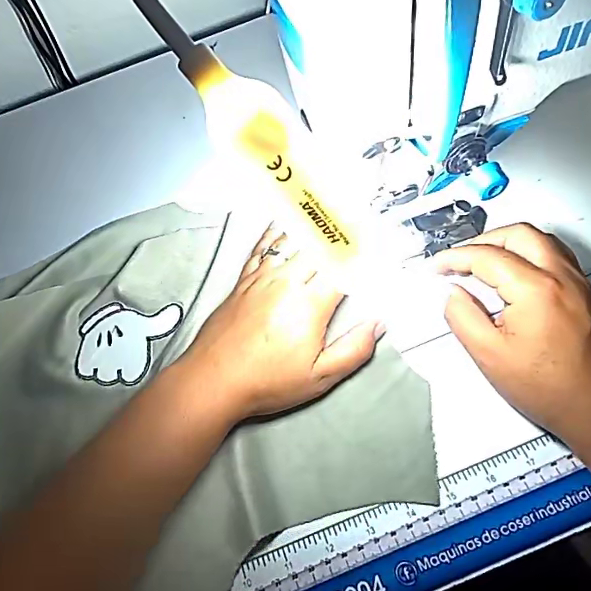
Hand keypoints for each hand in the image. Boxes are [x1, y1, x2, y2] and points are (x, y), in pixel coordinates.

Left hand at [171, 225, 382, 423]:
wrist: (211, 381)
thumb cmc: (264, 382)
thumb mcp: (319, 378)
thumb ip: (353, 350)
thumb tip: (375, 326)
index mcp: (309, 305)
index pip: (345, 267)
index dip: (364, 252)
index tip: (378, 240)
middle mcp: (286, 283)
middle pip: (320, 246)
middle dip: (343, 230)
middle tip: (361, 216)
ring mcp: (262, 279)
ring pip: (292, 240)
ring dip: (313, 224)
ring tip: (329, 208)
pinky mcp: (243, 282)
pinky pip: (262, 248)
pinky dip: (276, 232)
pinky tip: (283, 221)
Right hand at [432, 224, 590, 444]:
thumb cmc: (555, 391)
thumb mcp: (491, 357)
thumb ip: (463, 317)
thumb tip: (453, 294)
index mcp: (537, 288)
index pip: (487, 256)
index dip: (455, 257)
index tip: (438, 265)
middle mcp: (562, 276)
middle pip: (517, 234)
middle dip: (483, 240)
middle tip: (460, 260)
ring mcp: (579, 283)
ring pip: (541, 240)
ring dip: (509, 242)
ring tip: (486, 263)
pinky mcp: (588, 294)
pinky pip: (557, 256)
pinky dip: (531, 254)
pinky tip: (517, 276)